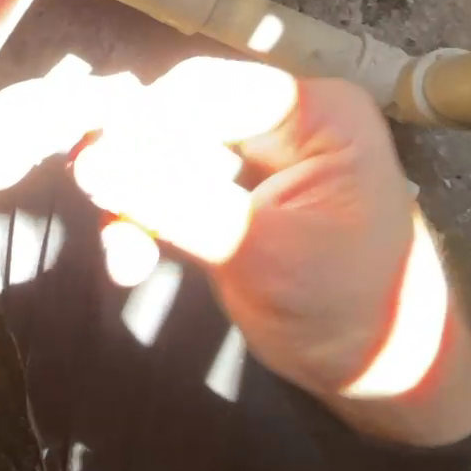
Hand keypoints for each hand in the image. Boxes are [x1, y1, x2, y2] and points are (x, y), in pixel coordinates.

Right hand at [72, 58, 470, 446]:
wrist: (384, 381)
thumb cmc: (350, 312)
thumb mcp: (258, 256)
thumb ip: (170, 202)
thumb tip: (86, 162)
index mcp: (311, 113)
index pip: (201, 88)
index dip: (139, 120)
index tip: (90, 162)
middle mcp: (277, 118)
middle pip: (171, 118)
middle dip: (131, 172)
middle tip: (101, 212)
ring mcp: (248, 153)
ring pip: (155, 153)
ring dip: (130, 203)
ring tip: (123, 257)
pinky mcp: (222, 187)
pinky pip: (159, 184)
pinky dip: (138, 218)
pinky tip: (130, 261)